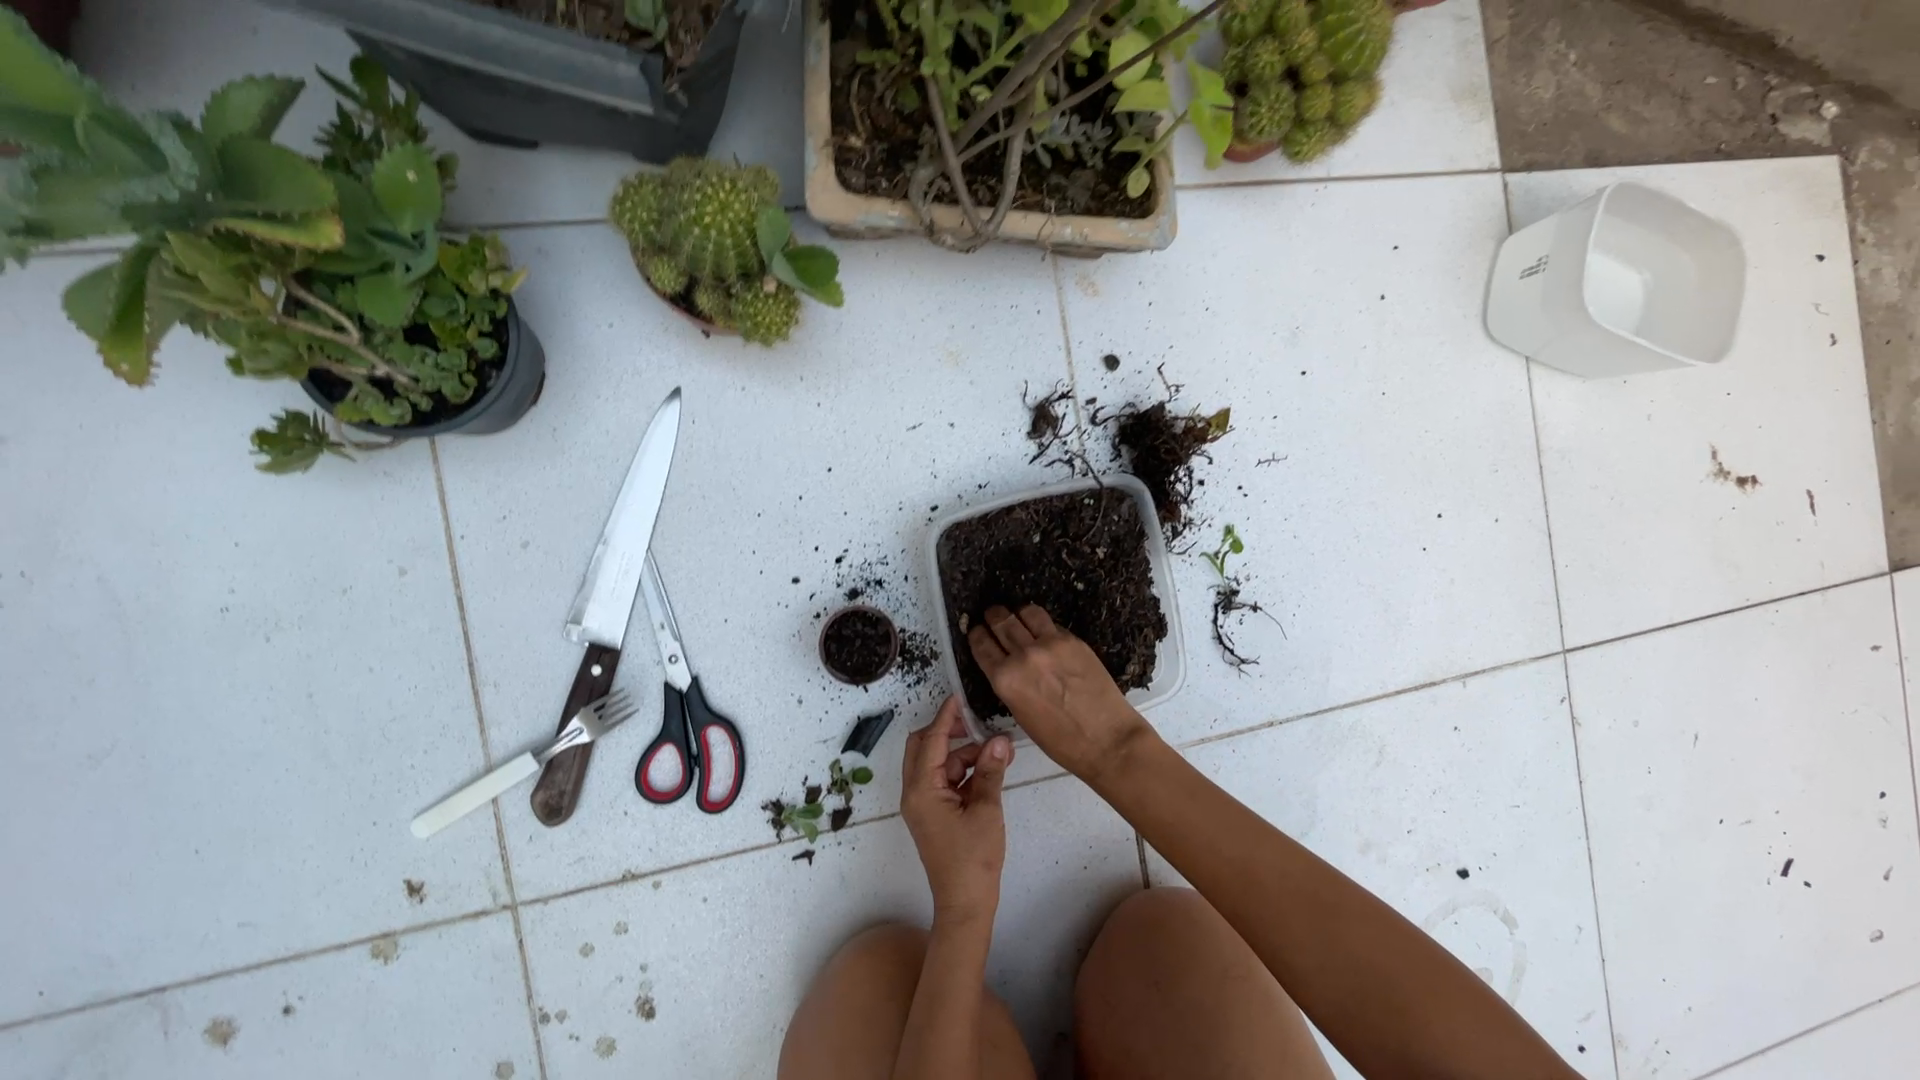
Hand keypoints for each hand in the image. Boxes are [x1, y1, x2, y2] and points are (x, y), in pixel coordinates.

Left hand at [901, 698, 1012, 922]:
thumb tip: (999, 740)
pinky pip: (945, 783)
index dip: (946, 718)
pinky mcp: (934, 816)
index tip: (959, 698)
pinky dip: (964, 774)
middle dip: (950, 734)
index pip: (930, 741)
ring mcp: (923, 806)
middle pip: (924, 749)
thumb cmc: (974, 858)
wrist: (965, 903)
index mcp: (921, 790)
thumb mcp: (986, 809)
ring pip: (939, 766)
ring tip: (1000, 752)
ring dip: (964, 756)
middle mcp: (915, 793)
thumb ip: (990, 771)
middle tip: (978, 726)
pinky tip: (991, 771)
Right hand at [968, 604, 1152, 781]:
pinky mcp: (1073, 640)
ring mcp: (1050, 644)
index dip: (976, 634)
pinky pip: (1050, 623)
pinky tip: (1043, 631)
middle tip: (992, 615)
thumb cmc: (1060, 740)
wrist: (1105, 738)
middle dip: (992, 616)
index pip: (981, 645)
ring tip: (1017, 616)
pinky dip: (1042, 624)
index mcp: (1004, 679)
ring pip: (1026, 613)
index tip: (976, 630)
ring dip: (1017, 613)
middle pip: (1001, 621)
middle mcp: (1023, 656)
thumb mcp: (1020, 714)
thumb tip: (1006, 665)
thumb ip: (1008, 684)